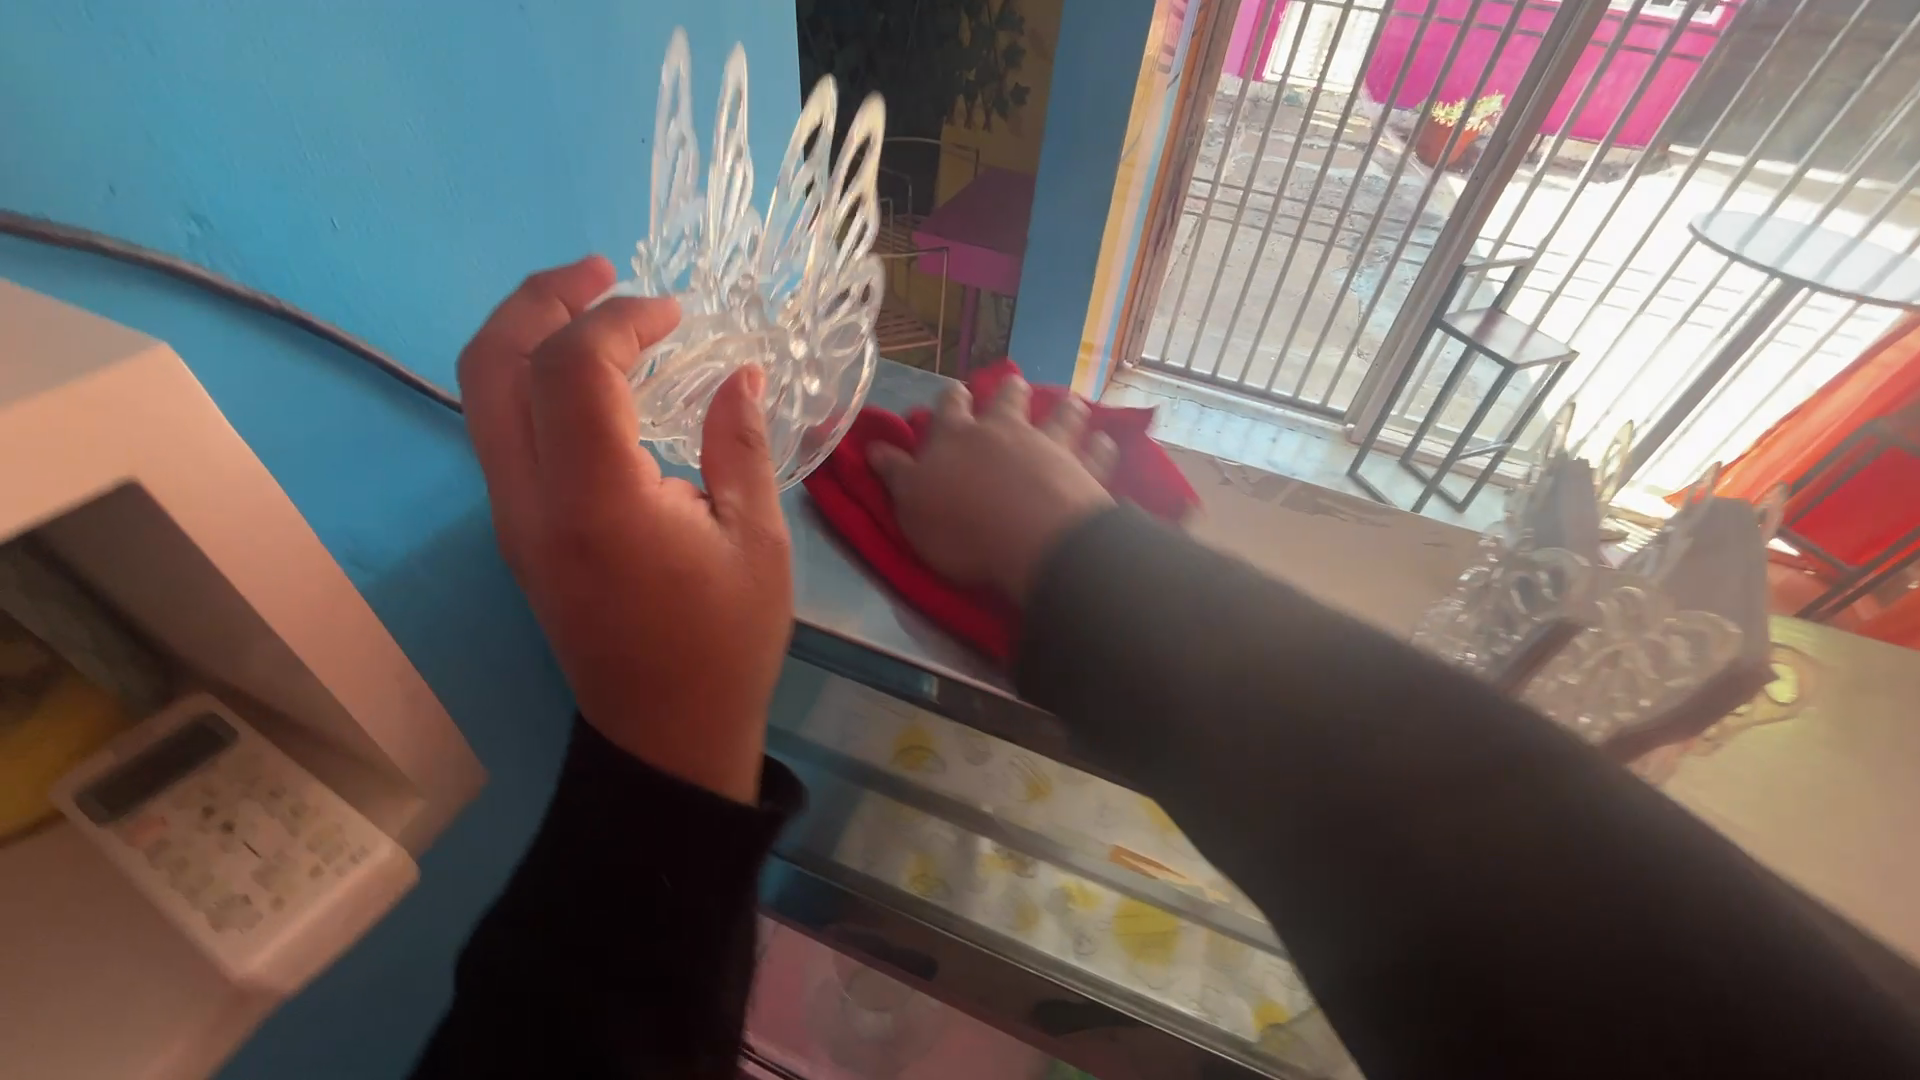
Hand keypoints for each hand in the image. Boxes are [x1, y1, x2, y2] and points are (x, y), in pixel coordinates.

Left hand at [459, 256, 792, 803]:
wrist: (667, 732)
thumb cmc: (726, 643)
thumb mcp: (758, 542)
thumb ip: (740, 445)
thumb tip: (739, 373)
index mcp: (600, 503)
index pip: (573, 369)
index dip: (620, 320)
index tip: (676, 314)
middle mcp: (533, 502)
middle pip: (492, 365)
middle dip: (541, 299)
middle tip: (603, 272)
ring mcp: (513, 519)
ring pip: (483, 396)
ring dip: (528, 334)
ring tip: (593, 308)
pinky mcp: (518, 532)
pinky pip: (504, 431)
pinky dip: (533, 380)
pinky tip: (589, 377)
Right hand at [868, 376, 1115, 603]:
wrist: (1031, 539)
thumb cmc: (961, 528)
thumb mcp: (912, 506)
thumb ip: (896, 475)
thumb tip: (873, 448)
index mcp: (956, 438)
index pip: (949, 409)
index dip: (951, 400)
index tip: (954, 392)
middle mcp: (1003, 431)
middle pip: (1006, 401)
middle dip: (1007, 392)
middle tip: (1012, 384)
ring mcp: (1048, 445)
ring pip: (1058, 416)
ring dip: (1062, 408)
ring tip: (1068, 401)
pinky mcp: (1084, 468)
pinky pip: (1096, 451)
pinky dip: (1100, 445)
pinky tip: (1105, 440)